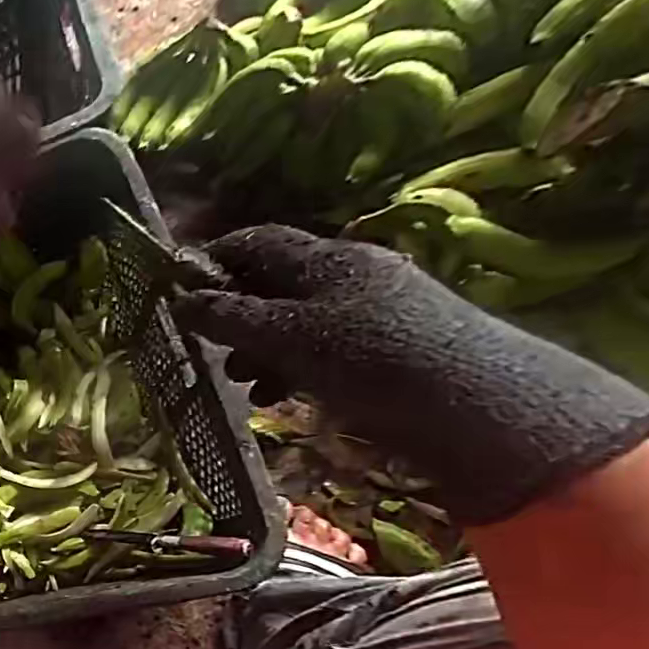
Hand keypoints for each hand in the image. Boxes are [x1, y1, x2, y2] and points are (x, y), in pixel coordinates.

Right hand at [172, 225, 648, 524]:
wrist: (471, 407)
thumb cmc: (371, 358)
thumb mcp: (290, 335)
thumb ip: (230, 317)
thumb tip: (178, 300)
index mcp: (326, 260)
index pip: (257, 242)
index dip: (213, 259)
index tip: (177, 288)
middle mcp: (344, 278)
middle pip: (270, 285)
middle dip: (232, 313)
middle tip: (205, 344)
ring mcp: (361, 316)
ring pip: (288, 323)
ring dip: (255, 348)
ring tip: (239, 379)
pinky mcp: (373, 352)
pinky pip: (313, 351)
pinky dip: (285, 370)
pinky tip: (272, 395)